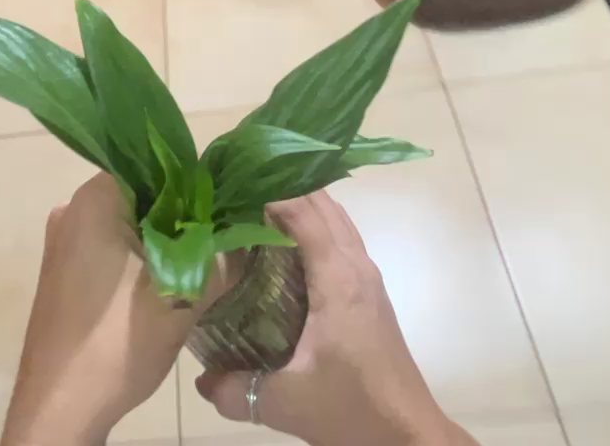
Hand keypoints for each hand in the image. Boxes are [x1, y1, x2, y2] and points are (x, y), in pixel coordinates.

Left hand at [0, 173, 203, 445]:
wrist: (58, 411)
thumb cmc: (116, 344)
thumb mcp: (183, 297)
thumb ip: (222, 255)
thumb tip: (249, 230)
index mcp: (94, 198)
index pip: (156, 164)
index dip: (195, 183)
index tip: (224, 209)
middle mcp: (73, 208)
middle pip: (143, 192)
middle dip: (182, 213)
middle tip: (217, 238)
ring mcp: (64, 240)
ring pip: (129, 221)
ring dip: (163, 237)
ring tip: (198, 260)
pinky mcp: (63, 269)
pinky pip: (111, 244)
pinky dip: (140, 255)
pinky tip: (165, 282)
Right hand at [195, 193, 475, 445]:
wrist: (409, 435)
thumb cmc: (352, 407)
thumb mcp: (287, 401)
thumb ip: (237, 389)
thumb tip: (199, 380)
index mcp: (337, 278)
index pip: (304, 212)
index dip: (269, 193)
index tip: (233, 189)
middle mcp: (355, 265)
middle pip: (322, 204)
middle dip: (283, 189)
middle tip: (241, 193)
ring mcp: (368, 274)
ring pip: (336, 217)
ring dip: (303, 204)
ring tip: (260, 209)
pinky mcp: (371, 289)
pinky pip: (341, 236)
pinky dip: (316, 225)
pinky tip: (288, 244)